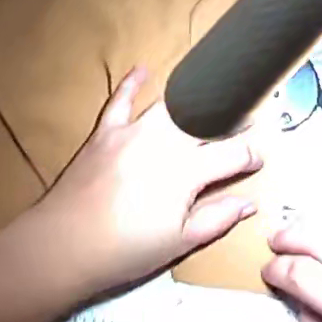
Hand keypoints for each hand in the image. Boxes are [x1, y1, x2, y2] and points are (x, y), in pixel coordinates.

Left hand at [17, 66, 260, 295]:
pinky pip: (120, 100)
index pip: (232, 154)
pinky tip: (142, 70)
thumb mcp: (178, 243)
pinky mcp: (105, 132)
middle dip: (229, 119)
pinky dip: (131, 83)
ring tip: (208, 99)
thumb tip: (247, 203)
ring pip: (170, 106)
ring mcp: (132, 132)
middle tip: (241, 122)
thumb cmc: (124, 250)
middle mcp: (163, 143)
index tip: (256, 161)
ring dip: (192, 101)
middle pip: (205, 120)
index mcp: (187, 172)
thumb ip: (216, 218)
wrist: (65, 243)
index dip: (251, 156)